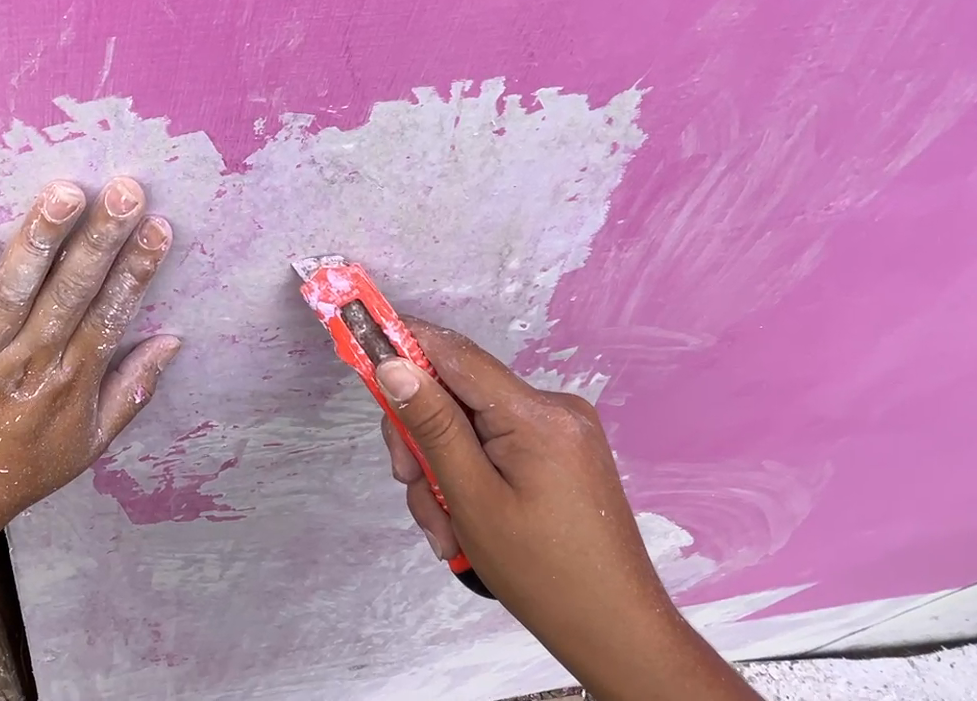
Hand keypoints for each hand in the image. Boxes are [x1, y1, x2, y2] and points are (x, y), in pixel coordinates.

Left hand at [0, 177, 180, 542]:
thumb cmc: (21, 470)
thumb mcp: (89, 443)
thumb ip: (132, 391)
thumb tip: (173, 341)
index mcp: (70, 382)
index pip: (111, 315)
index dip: (137, 270)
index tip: (157, 226)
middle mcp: (28, 364)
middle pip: (70, 293)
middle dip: (100, 239)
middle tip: (123, 191)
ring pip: (13, 291)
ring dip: (38, 241)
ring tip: (63, 195)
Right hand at [376, 317, 757, 700]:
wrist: (618, 636)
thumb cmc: (542, 573)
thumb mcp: (470, 498)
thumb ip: (430, 424)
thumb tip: (391, 364)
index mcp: (536, 414)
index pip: (453, 352)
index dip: (401, 342)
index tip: (358, 345)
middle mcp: (551, 408)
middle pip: (455, 394)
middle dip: (421, 438)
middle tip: (409, 483)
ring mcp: (558, 431)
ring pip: (467, 425)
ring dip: (441, 469)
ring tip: (444, 527)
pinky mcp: (558, 453)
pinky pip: (491, 444)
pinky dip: (467, 475)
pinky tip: (464, 522)